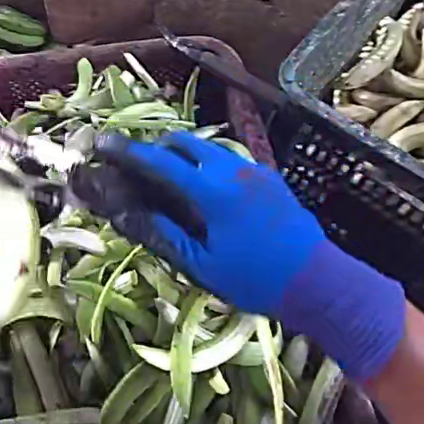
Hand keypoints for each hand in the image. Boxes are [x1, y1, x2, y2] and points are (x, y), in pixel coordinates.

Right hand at [83, 131, 406, 380]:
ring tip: (169, 178)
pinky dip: (207, 164)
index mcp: (212, 191)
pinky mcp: (268, 177)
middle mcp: (232, 170)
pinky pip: (228, 159)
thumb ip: (164, 235)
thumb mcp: (202, 265)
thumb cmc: (256, 280)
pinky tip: (205, 190)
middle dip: (156, 147)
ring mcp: (254, 170)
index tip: (104, 144)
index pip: (160, 161)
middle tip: (138, 165)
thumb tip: (127, 213)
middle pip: (184, 141)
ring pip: (208, 147)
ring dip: (183, 154)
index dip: (128, 152)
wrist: (319, 281)